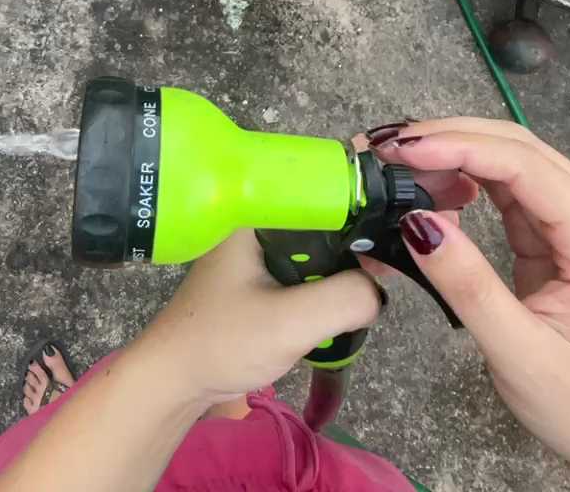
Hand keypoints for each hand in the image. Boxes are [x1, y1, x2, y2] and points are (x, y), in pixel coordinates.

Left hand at [127, 229, 381, 404]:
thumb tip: (379, 289)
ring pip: (314, 247)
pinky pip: (304, 269)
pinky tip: (342, 304)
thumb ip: (342, 299)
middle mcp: (255, 222)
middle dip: (352, 244)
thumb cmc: (224, 341)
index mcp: (253, 214)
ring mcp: (257, 249)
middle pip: (319, 220)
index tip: (390, 232)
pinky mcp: (260, 275)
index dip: (355, 208)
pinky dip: (325, 285)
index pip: (315, 193)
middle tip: (385, 271)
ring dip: (340, 269)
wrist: (179, 377)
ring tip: (367, 291)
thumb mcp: (290, 322)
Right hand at [375, 119, 569, 491]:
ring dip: (451, 150)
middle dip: (448, 136)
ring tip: (395, 160)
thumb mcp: (520, 356)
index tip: (399, 150)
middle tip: (384, 145)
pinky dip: (459, 177)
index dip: (459, 147)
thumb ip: (468, 285)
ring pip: (508, 159)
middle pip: (518, 148)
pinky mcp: (550, 235)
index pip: (526, 167)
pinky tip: (428, 188)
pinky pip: (502, 187)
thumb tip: (415, 219)